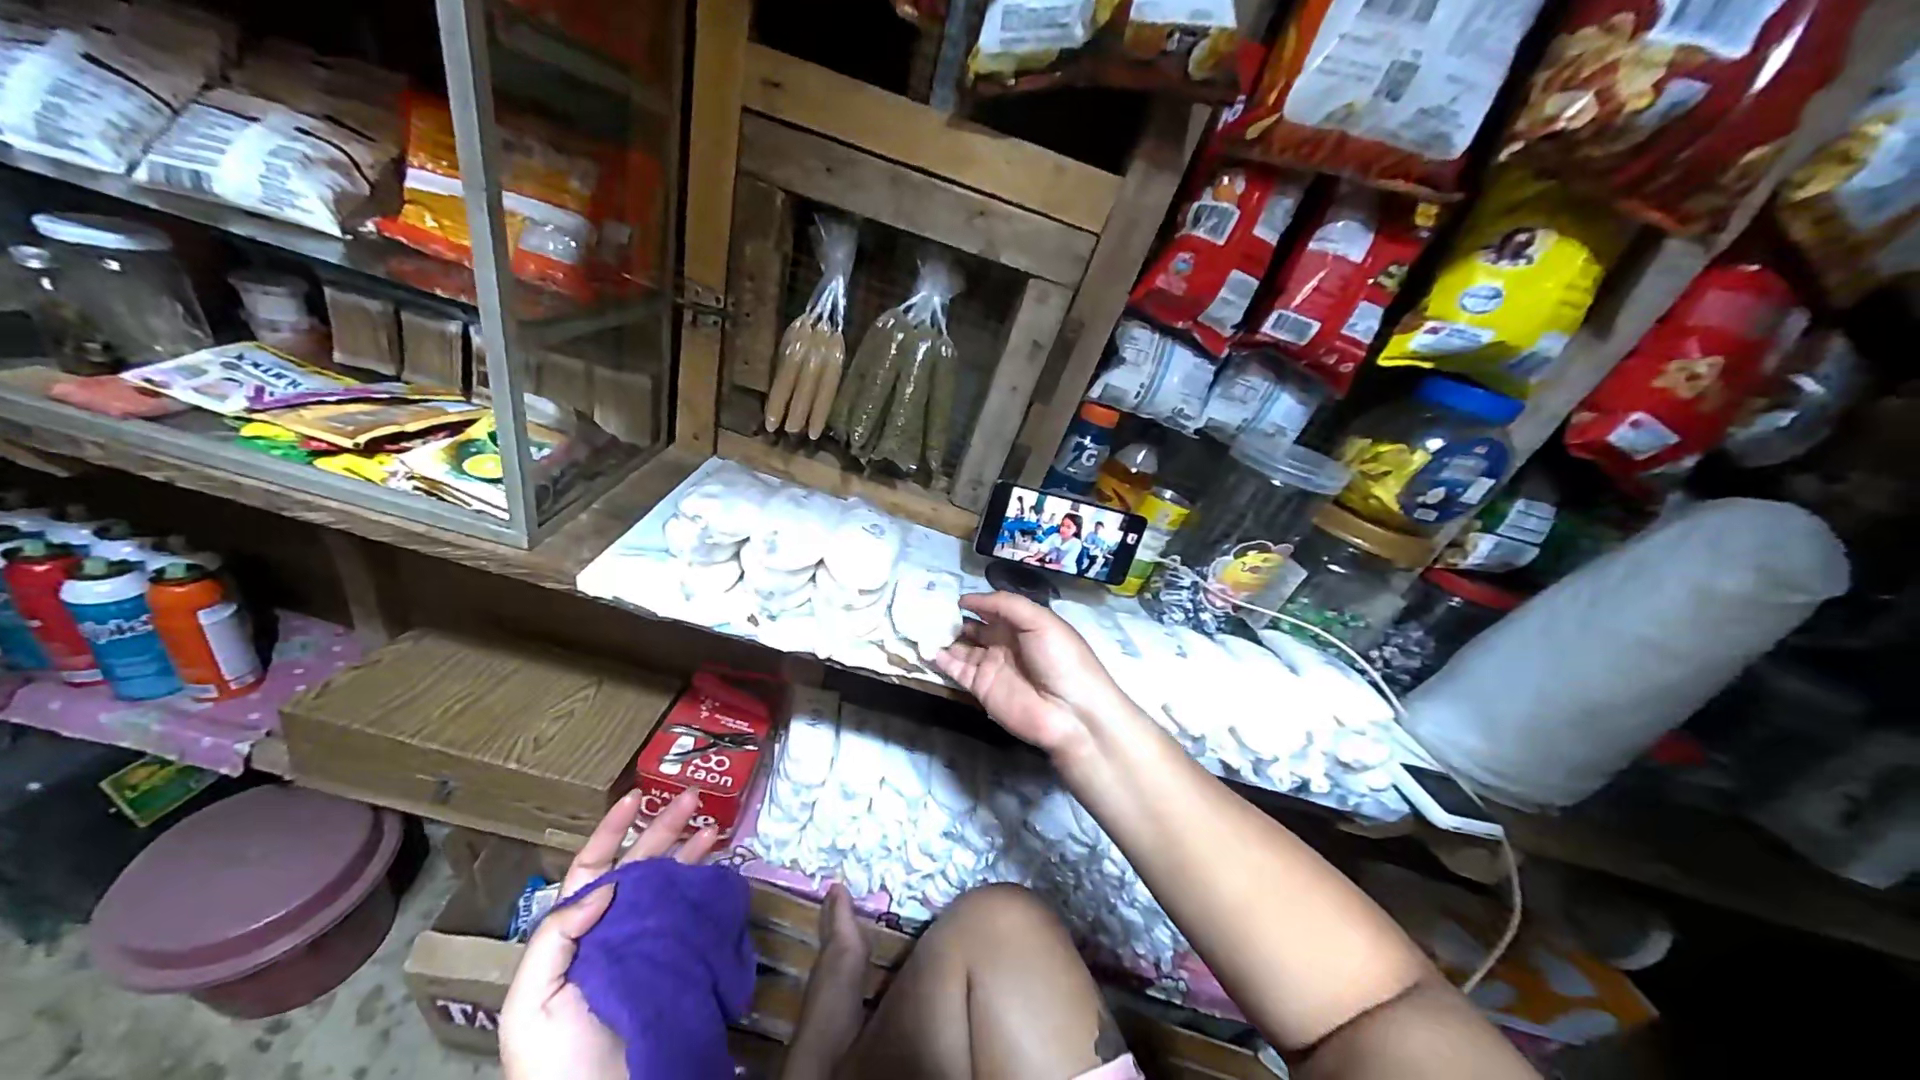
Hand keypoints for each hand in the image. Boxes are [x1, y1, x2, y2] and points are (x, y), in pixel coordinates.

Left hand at [500, 788, 719, 1079]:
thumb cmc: (555, 1064)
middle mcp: (615, 931)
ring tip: (715, 827)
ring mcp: (648, 947)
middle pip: (640, 868)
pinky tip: (721, 875)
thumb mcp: (533, 1003)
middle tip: (693, 799)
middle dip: (664, 830)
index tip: (636, 798)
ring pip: (670, 886)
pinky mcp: (679, 964)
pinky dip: (706, 892)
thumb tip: (607, 883)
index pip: (593, 869)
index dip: (612, 831)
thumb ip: (556, 938)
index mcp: (577, 935)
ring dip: (691, 854)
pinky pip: (693, 918)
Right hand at [934, 591, 1127, 763]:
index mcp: (1022, 625)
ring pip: (960, 648)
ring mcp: (990, 666)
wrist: (1071, 712)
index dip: (973, 601)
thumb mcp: (1039, 620)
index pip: (992, 608)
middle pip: (973, 628)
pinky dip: (939, 659)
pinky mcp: (980, 687)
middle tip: (927, 608)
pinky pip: (955, 670)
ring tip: (919, 624)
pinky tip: (925, 646)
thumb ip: (1005, 604)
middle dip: (953, 618)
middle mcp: (1004, 643)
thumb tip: (968, 599)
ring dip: (942, 637)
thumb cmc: (1061, 658)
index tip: (949, 594)